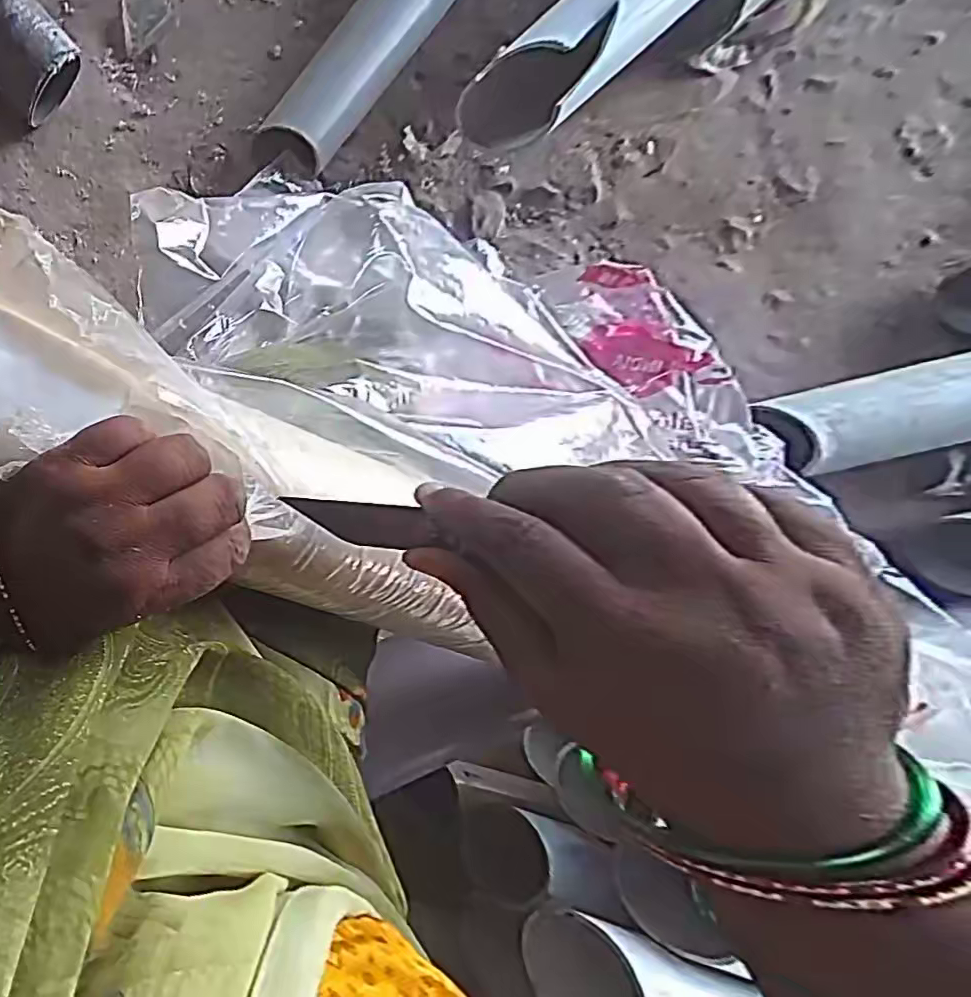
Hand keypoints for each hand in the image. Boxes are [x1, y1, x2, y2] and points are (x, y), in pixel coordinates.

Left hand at [0, 415, 250, 656]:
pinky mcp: (67, 461)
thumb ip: (170, 583)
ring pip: (181, 453)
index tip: (226, 529)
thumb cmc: (49, 609)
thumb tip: (216, 540)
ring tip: (172, 468)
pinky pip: (128, 429)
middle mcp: (130, 538)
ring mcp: (97, 493)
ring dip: (188, 460)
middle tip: (205, 492)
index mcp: (144, 587)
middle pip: (214, 497)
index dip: (235, 536)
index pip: (226, 552)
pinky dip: (141, 437)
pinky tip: (133, 452)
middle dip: (221, 493)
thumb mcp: (117, 620)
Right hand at [410, 463, 910, 856]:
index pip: (521, 540)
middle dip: (533, 486)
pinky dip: (696, 488)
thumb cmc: (650, 744)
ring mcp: (788, 578)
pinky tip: (665, 506)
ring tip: (584, 498)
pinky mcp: (846, 572)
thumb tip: (429, 551)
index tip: (435, 498)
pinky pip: (761, 495)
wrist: (798, 800)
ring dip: (610, 477)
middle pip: (598, 492)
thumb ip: (491, 606)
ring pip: (678, 479)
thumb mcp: (548, 684)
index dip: (465, 511)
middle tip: (511, 503)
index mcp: (623, 633)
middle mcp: (706, 594)